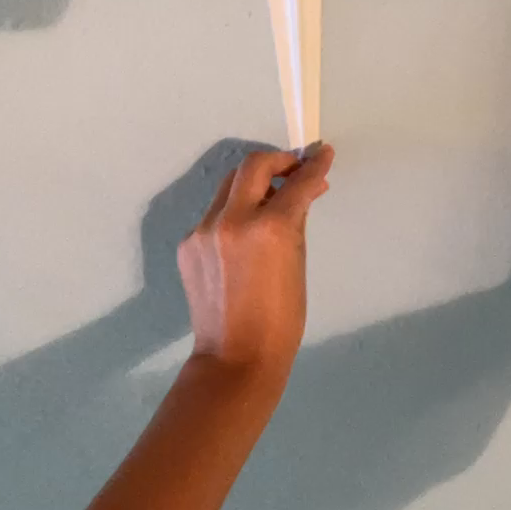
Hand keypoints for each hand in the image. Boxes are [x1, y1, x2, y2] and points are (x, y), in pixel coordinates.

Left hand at [176, 144, 334, 377]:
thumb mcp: (298, 261)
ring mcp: (203, 231)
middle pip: (252, 167)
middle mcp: (231, 220)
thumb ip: (296, 220)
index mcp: (267, 228)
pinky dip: (235, 212)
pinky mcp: (187, 244)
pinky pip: (215, 214)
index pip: (296, 183)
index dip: (314, 165)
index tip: (323, 152)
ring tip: (274, 198)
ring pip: (230, 187)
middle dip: (278, 161)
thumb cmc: (282, 317)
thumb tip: (302, 193)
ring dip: (254, 184)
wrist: (236, 357)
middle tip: (295, 169)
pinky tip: (247, 233)